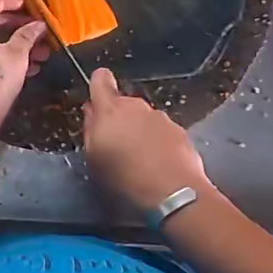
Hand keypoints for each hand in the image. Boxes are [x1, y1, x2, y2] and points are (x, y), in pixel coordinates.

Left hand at [0, 0, 48, 128]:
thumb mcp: (16, 57)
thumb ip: (27, 36)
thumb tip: (38, 25)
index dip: (8, 0)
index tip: (27, 3)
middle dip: (16, 23)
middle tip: (37, 26)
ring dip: (14, 41)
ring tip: (41, 50)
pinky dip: (4, 53)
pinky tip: (29, 64)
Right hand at [83, 67, 212, 209]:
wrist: (174, 192)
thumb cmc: (124, 175)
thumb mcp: (94, 156)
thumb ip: (90, 128)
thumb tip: (91, 111)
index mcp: (110, 109)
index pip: (100, 80)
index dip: (98, 83)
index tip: (96, 97)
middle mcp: (137, 106)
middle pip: (123, 103)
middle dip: (118, 117)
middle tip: (115, 143)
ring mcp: (162, 118)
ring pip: (143, 118)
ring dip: (139, 130)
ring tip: (138, 157)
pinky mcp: (181, 132)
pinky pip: (162, 131)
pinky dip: (157, 141)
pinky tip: (157, 162)